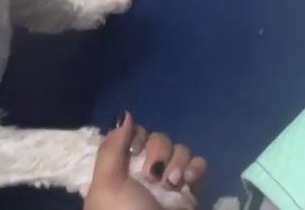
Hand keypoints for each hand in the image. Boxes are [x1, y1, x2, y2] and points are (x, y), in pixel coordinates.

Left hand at [85, 114, 204, 209]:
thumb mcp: (106, 188)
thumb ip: (111, 150)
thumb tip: (124, 114)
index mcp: (116, 178)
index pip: (130, 139)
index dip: (136, 138)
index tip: (136, 146)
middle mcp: (140, 179)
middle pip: (157, 141)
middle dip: (159, 152)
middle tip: (154, 174)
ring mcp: (167, 185)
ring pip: (179, 150)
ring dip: (178, 162)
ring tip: (173, 183)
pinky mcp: (188, 190)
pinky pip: (197, 164)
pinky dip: (195, 168)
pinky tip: (188, 181)